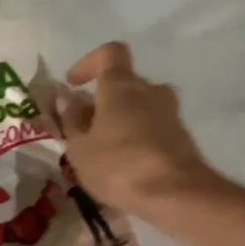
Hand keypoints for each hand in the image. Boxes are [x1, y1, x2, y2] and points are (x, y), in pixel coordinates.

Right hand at [58, 42, 223, 215]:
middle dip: (100, 101)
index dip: (89, 63)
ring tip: (99, 150)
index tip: (72, 84)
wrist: (172, 192)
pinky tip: (121, 164)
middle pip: (122, 84)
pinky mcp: (179, 133)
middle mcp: (149, 90)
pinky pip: (150, 125)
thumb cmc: (117, 165)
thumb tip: (65, 98)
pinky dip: (133, 136)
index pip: (109, 53)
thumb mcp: (80, 148)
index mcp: (121, 86)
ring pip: (137, 106)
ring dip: (117, 120)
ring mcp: (169, 111)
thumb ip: (71, 120)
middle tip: (81, 129)